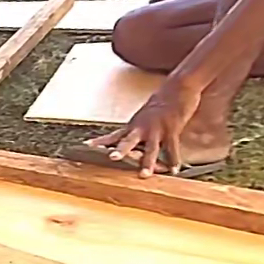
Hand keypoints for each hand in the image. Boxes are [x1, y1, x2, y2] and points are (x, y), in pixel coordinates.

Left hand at [90, 73, 205, 175]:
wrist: (177, 88)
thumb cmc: (160, 103)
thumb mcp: (142, 117)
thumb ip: (135, 130)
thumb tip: (129, 143)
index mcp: (132, 126)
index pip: (112, 136)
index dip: (100, 141)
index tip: (86, 145)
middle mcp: (141, 129)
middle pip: (128, 141)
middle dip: (120, 150)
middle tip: (112, 158)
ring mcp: (157, 130)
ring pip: (150, 149)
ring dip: (147, 162)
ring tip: (144, 174)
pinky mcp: (172, 130)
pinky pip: (172, 148)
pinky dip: (174, 159)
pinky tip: (174, 170)